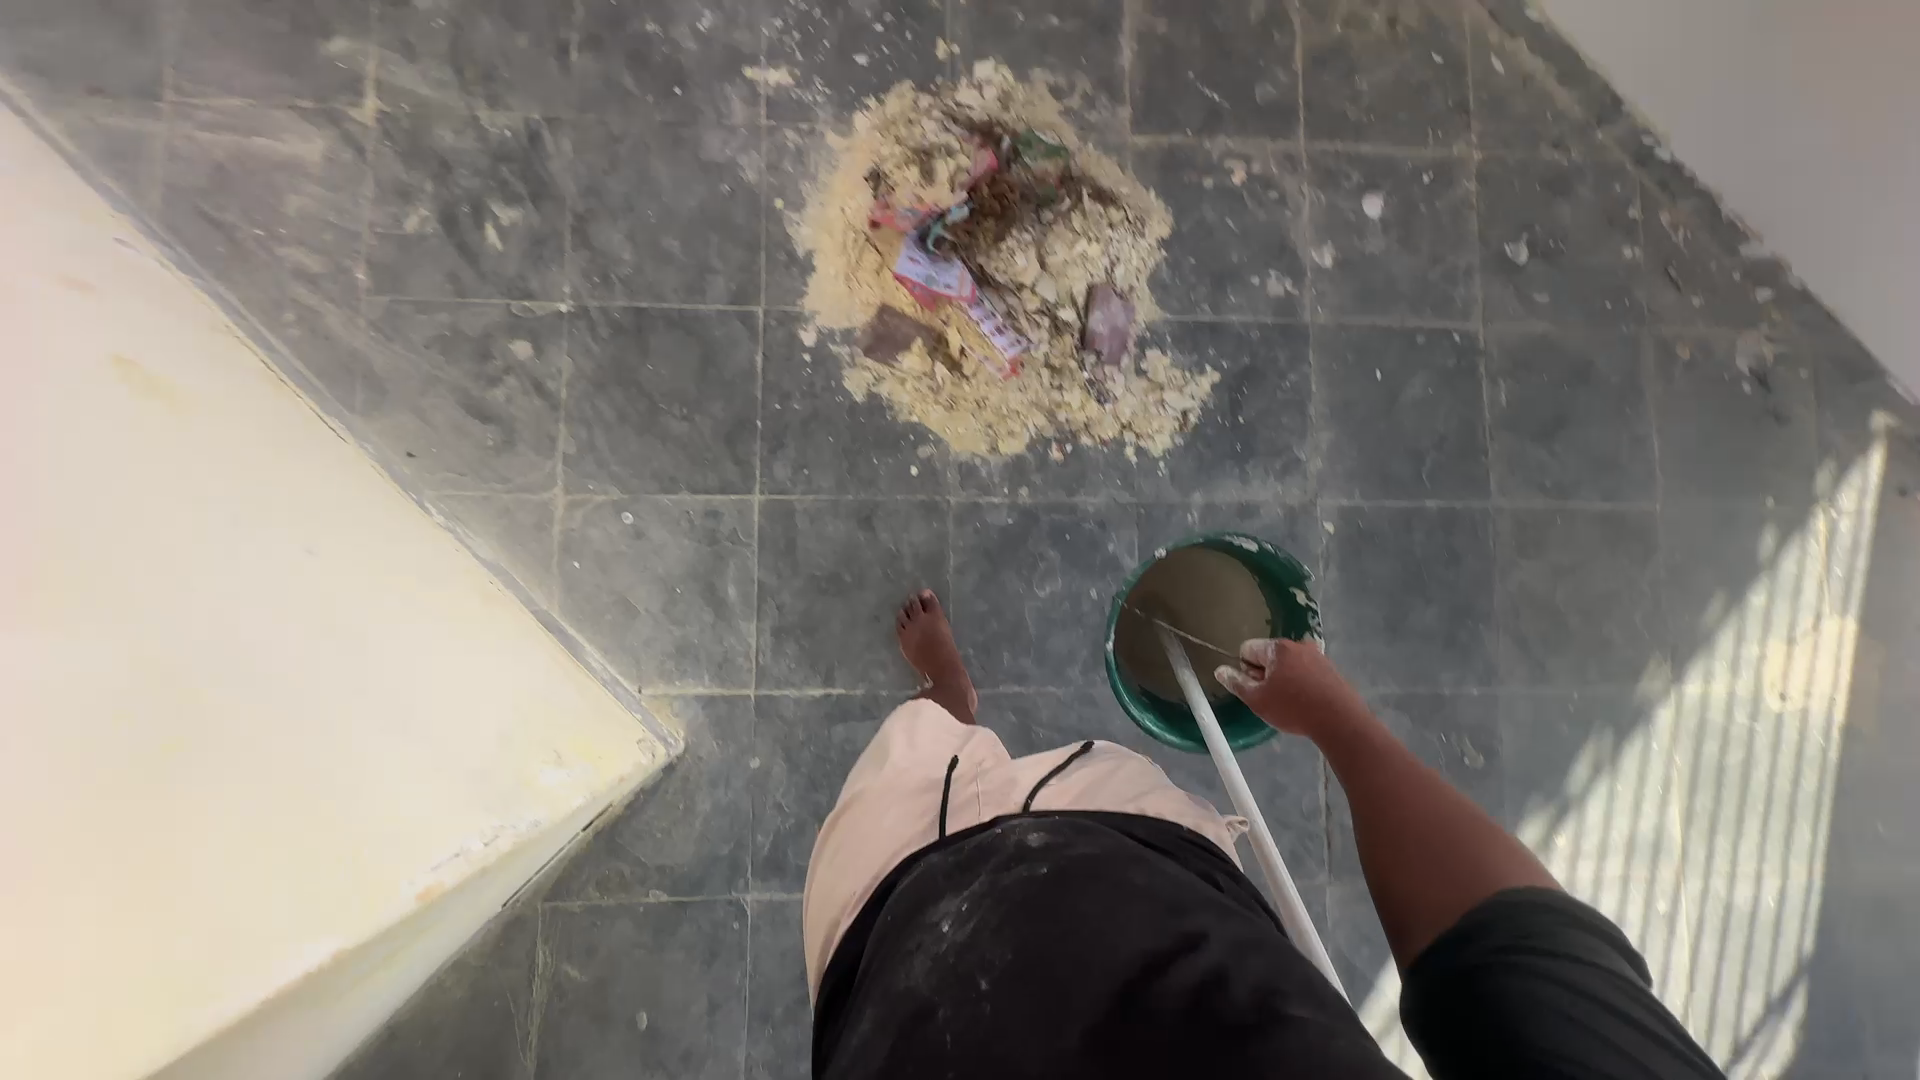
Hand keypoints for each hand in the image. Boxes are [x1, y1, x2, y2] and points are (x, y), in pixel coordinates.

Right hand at [1215, 638, 1371, 737]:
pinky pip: (1305, 671)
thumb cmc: (1293, 708)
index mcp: (1276, 648)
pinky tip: (1306, 703)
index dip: (1245, 670)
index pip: (1247, 649)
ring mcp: (1317, 656)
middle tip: (1271, 698)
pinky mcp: (1331, 669)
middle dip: (1264, 674)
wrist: (1341, 721)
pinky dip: (1300, 683)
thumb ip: (1236, 683)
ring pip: (1287, 664)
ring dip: (1282, 679)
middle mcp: (1297, 645)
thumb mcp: (1257, 699)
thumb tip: (1220, 670)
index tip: (1256, 689)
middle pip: (1268, 656)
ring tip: (1289, 703)